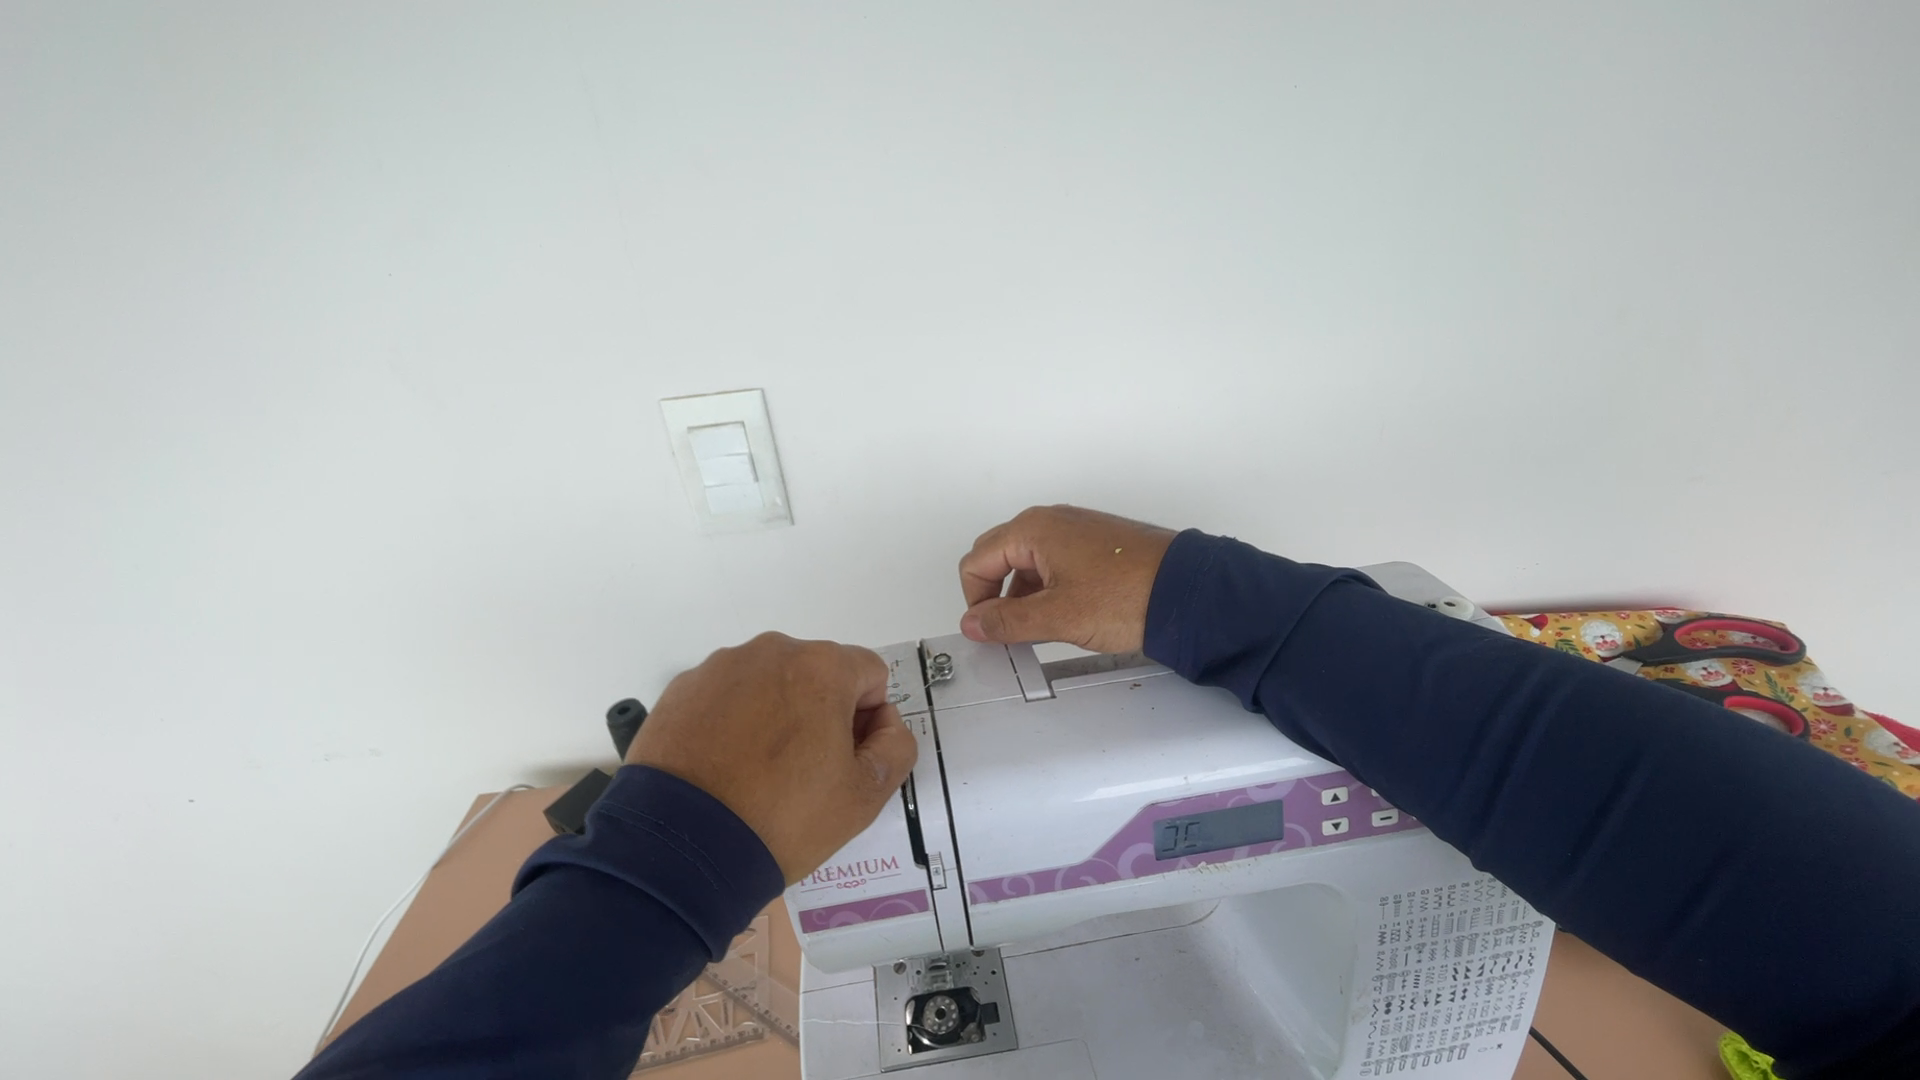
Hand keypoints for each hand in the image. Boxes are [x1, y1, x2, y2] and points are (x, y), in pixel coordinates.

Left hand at [625, 633, 918, 884]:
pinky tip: (721, 768)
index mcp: (822, 666)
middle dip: (821, 712)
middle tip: (804, 772)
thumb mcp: (865, 796)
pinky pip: (725, 697)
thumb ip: (895, 746)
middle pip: (818, 673)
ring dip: (776, 713)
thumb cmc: (783, 817)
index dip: (869, 718)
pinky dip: (732, 722)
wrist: (679, 849)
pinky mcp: (680, 691)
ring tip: (756, 774)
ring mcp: (720, 668)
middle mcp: (771, 652)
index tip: (846, 759)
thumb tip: (882, 721)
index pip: (870, 674)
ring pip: (769, 683)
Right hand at [958, 505, 1177, 652]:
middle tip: (1008, 631)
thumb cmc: (1126, 596)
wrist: (1189, 591)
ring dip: (1021, 595)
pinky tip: (1063, 615)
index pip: (976, 562)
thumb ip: (1006, 621)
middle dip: (994, 595)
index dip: (976, 601)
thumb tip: (973, 623)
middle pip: (996, 557)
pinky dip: (1046, 588)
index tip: (990, 631)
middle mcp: (1050, 521)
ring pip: (1026, 562)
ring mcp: (1075, 530)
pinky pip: (1053, 563)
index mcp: (1032, 529)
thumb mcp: (1057, 617)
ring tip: (1039, 629)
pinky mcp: (1095, 543)